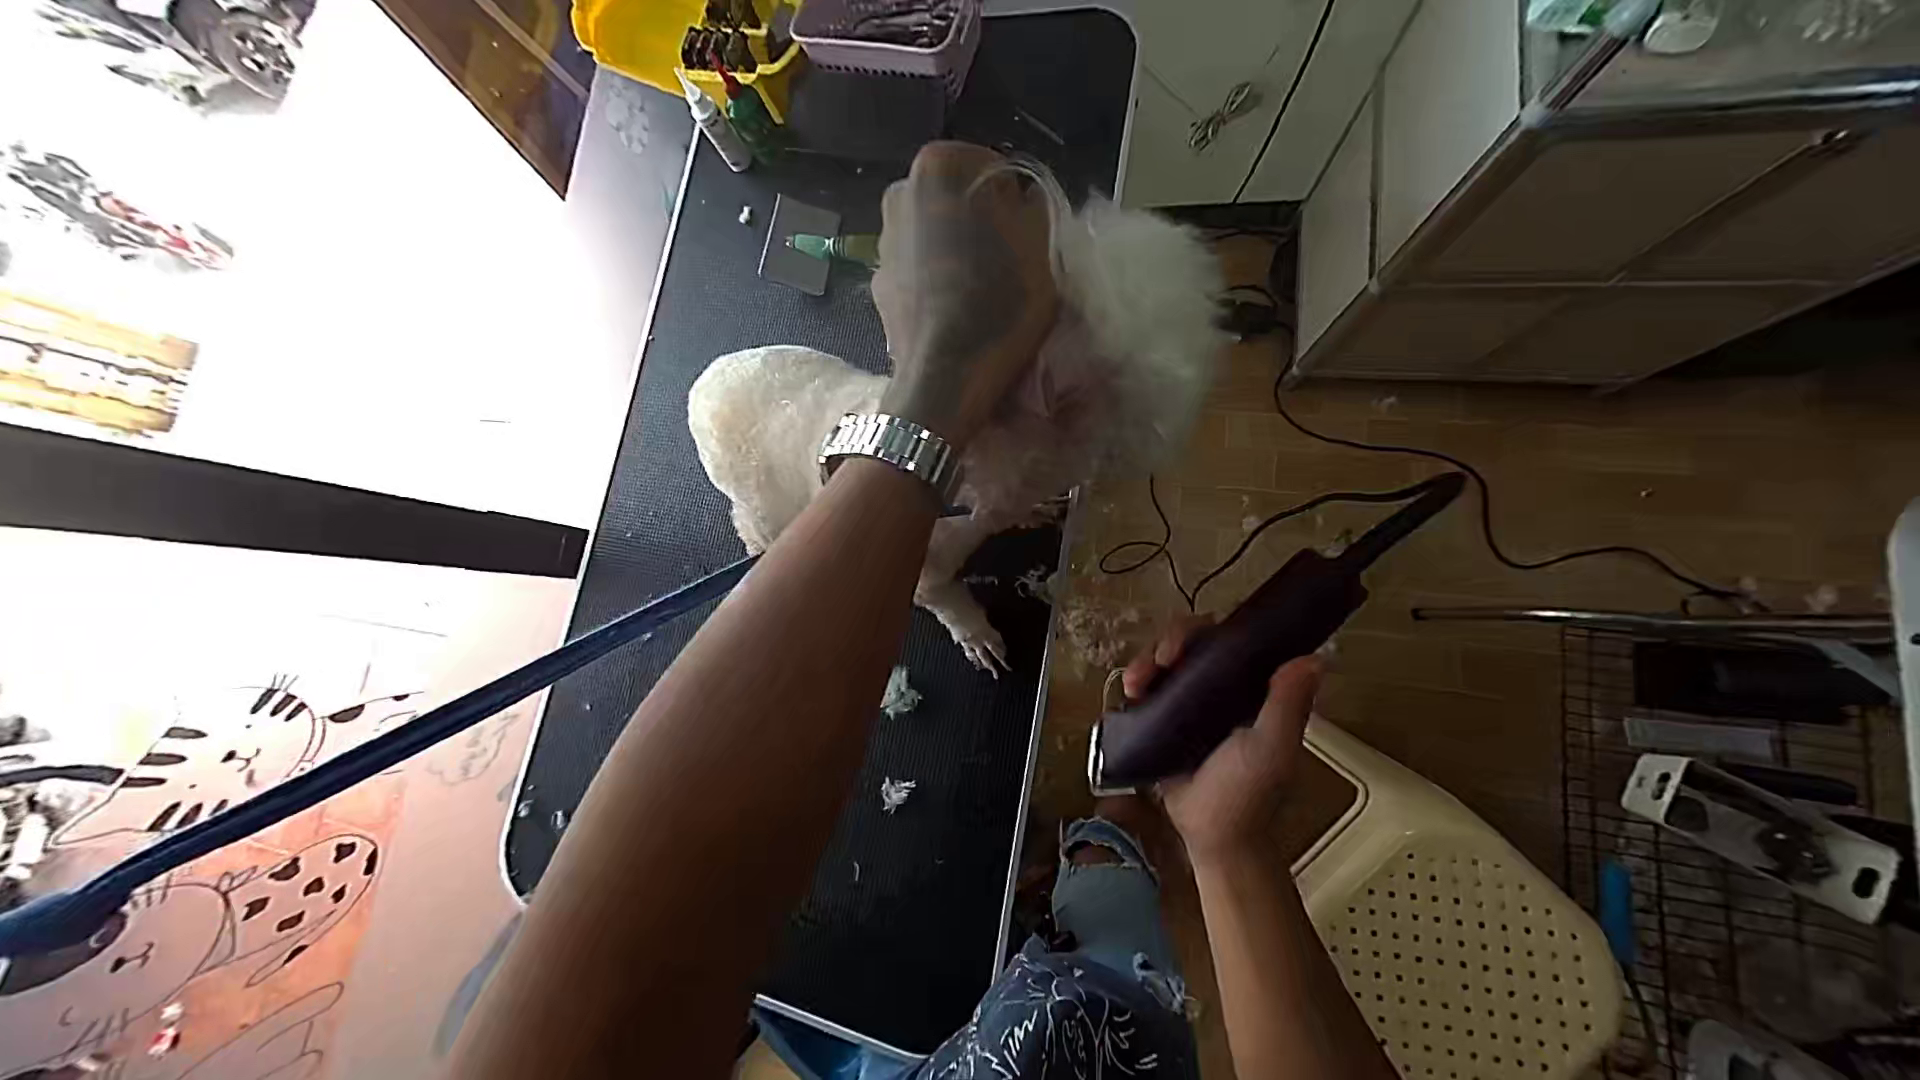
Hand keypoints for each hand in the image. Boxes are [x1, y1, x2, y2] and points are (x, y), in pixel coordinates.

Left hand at [873, 141, 1057, 447]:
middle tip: (1005, 265)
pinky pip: (917, 273)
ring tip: (978, 294)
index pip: (992, 167)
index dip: (1015, 204)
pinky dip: (934, 283)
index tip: (1025, 239)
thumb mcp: (1042, 243)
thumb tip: (1018, 204)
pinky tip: (953, 313)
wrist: (947, 377)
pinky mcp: (877, 286)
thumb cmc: (1002, 302)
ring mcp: (882, 242)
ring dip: (954, 253)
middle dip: (979, 224)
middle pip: (955, 201)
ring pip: (933, 237)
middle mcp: (898, 193)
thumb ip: (1032, 205)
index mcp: (940, 166)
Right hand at [1121, 615, 1322, 863]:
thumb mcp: (1271, 749)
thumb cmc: (1246, 793)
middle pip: (1188, 642)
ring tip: (1134, 686)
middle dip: (1166, 643)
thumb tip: (1311, 658)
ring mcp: (1188, 700)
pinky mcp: (1163, 717)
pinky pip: (1148, 687)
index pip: (1226, 638)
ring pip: (1162, 660)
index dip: (1201, 631)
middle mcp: (1218, 685)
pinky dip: (1135, 682)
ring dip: (1144, 662)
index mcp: (1248, 686)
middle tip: (1155, 665)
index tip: (1183, 649)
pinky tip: (1129, 695)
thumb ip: (1288, 707)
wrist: (1210, 835)